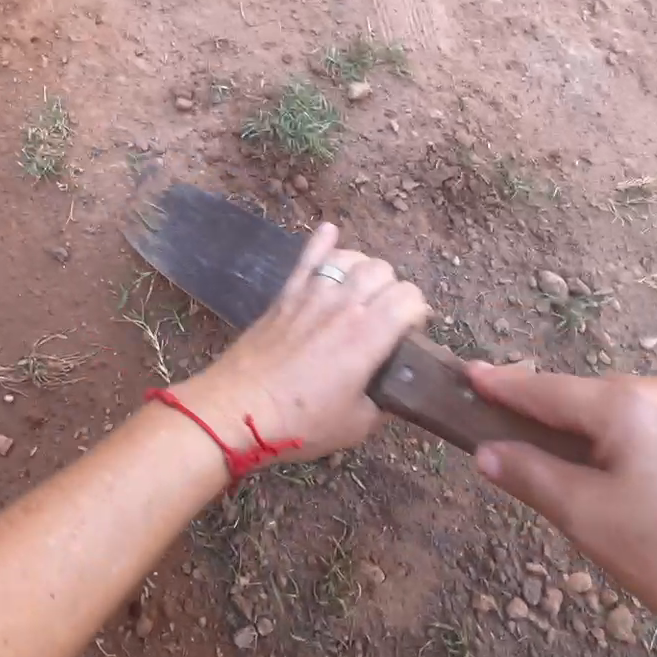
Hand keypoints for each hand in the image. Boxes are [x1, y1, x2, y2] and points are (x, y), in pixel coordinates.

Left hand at [175, 223, 427, 462]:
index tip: (412, 330)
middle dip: (394, 289)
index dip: (418, 311)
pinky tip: (329, 231)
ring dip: (365, 269)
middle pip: (384, 271)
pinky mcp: (286, 294)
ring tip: (363, 289)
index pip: (409, 298)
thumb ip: (381, 403)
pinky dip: (322, 241)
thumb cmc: (300, 423)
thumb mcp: (357, 425)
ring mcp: (312, 294)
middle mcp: (344, 305)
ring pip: (351, 258)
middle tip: (387, 315)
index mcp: (368, 336)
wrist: (238, 410)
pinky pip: (308, 257)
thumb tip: (388, 391)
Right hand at [464, 365, 656, 653]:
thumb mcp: (588, 519)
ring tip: (611, 490)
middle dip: (564, 422)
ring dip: (613, 438)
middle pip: (598, 401)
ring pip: (643, 415)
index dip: (504, 385)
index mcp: (628, 403)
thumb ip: (531, 475)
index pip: (548, 391)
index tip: (471, 373)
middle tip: (538, 454)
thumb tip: (487, 451)